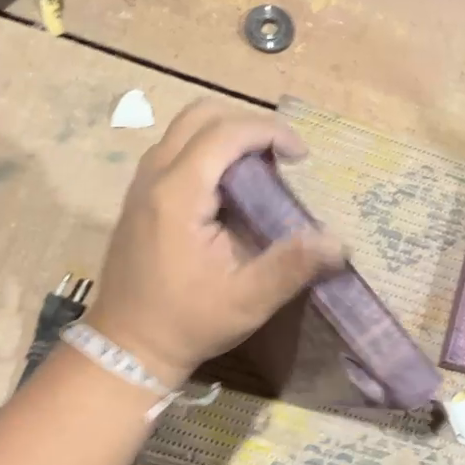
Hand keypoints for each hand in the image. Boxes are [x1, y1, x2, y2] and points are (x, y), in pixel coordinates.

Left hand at [86, 102, 344, 382]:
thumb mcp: (247, 300)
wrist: (127, 347)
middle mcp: (154, 178)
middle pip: (199, 116)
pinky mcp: (141, 199)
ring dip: (228, 137)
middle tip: (282, 157)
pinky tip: (234, 192)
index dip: (269, 132)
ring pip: (185, 131)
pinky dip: (211, 154)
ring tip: (263, 172)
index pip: (224, 133)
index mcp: (178, 195)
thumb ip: (292, 265)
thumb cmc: (187, 322)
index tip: (302, 156)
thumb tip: (338, 243)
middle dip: (247, 125)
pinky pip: (178, 153)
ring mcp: (142, 186)